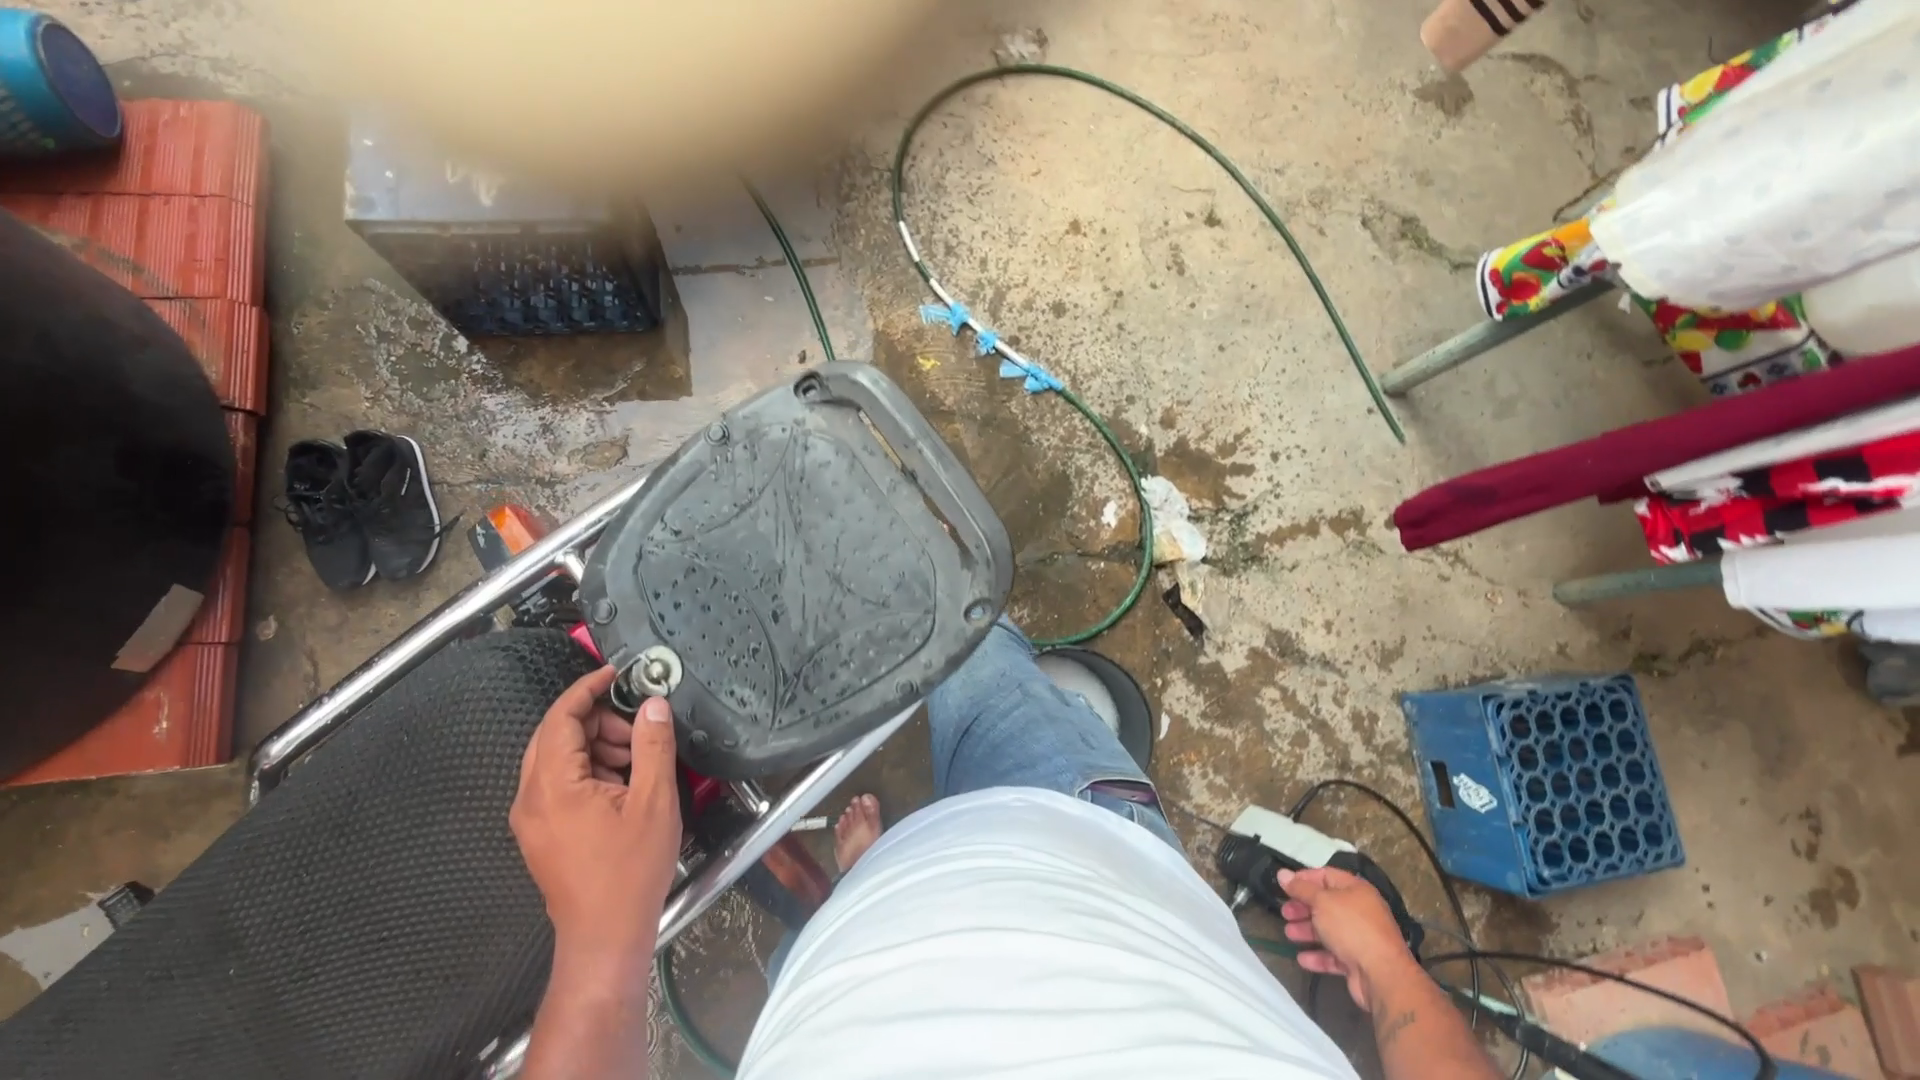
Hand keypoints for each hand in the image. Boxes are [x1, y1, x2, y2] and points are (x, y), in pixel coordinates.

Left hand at [511, 666, 681, 960]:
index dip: (587, 689)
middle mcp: (530, 798)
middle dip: (597, 720)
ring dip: (596, 746)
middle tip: (638, 727)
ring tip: (637, 760)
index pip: (559, 718)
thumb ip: (653, 746)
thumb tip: (652, 705)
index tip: (617, 675)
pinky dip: (589, 771)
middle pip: (555, 735)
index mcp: (552, 786)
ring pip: (557, 759)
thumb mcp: (654, 801)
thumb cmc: (630, 871)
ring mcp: (531, 818)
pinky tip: (624, 784)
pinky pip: (558, 784)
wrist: (604, 937)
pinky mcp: (540, 833)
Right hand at [1278, 866, 1417, 1010]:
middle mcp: (1360, 911)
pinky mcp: (1358, 961)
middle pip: (1326, 904)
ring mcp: (1360, 938)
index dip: (1305, 878)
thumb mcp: (1322, 902)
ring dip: (1307, 931)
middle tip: (1285, 912)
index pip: (1327, 876)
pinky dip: (1318, 956)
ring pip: (1328, 930)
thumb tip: (1282, 873)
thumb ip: (1301, 888)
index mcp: (1356, 890)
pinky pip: (1334, 955)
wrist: (1382, 974)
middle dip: (1303, 908)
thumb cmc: (1351, 928)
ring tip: (1289, 934)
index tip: (1284, 884)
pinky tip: (1302, 959)